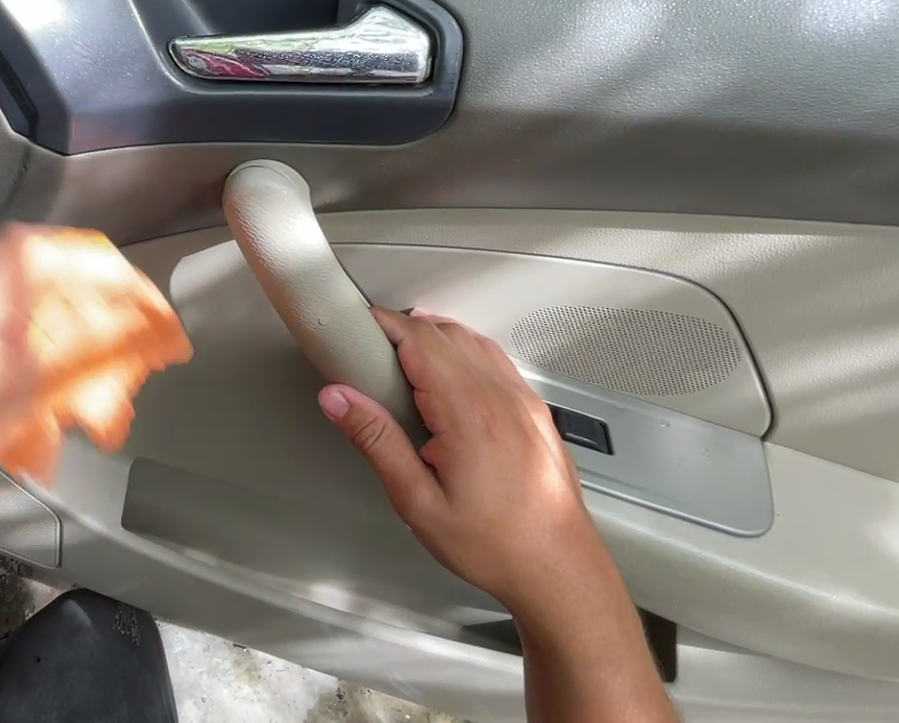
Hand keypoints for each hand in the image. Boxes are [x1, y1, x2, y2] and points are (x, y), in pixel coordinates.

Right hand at [317, 307, 609, 613]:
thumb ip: (375, 440)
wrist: (561, 575)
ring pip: (472, 339)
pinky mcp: (534, 411)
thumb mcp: (416, 501)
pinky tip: (447, 371)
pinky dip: (463, 349)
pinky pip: (494, 358)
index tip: (357, 327)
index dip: (384, 324)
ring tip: (401, 357)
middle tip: (369, 348)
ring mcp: (523, 401)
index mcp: (469, 413)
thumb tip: (338, 398)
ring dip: (433, 335)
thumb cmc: (493, 545)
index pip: (420, 340)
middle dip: (402, 328)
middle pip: (444, 332)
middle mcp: (501, 397)